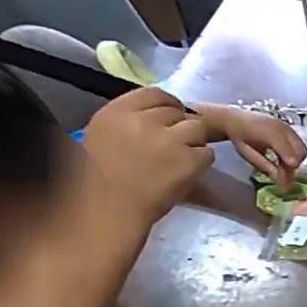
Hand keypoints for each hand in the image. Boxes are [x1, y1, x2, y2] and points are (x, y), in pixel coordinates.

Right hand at [80, 87, 213, 222]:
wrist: (108, 213)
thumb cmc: (100, 181)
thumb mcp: (105, 137)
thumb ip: (131, 121)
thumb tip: (160, 114)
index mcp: (117, 112)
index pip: (155, 93)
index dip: (170, 105)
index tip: (173, 117)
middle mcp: (143, 121)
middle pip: (179, 112)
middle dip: (180, 128)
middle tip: (174, 148)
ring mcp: (169, 139)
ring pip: (198, 129)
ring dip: (193, 143)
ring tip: (178, 162)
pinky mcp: (189, 160)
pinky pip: (207, 153)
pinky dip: (200, 164)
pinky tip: (183, 175)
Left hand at [193, 104, 306, 186]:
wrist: (236, 119)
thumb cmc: (240, 137)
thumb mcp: (248, 154)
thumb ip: (265, 165)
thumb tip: (281, 179)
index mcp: (271, 135)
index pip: (290, 156)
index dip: (289, 172)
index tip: (284, 184)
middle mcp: (284, 129)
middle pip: (301, 153)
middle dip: (294, 166)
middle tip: (283, 175)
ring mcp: (288, 128)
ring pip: (302, 149)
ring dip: (296, 160)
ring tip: (282, 166)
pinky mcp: (290, 129)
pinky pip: (299, 144)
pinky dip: (295, 154)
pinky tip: (283, 158)